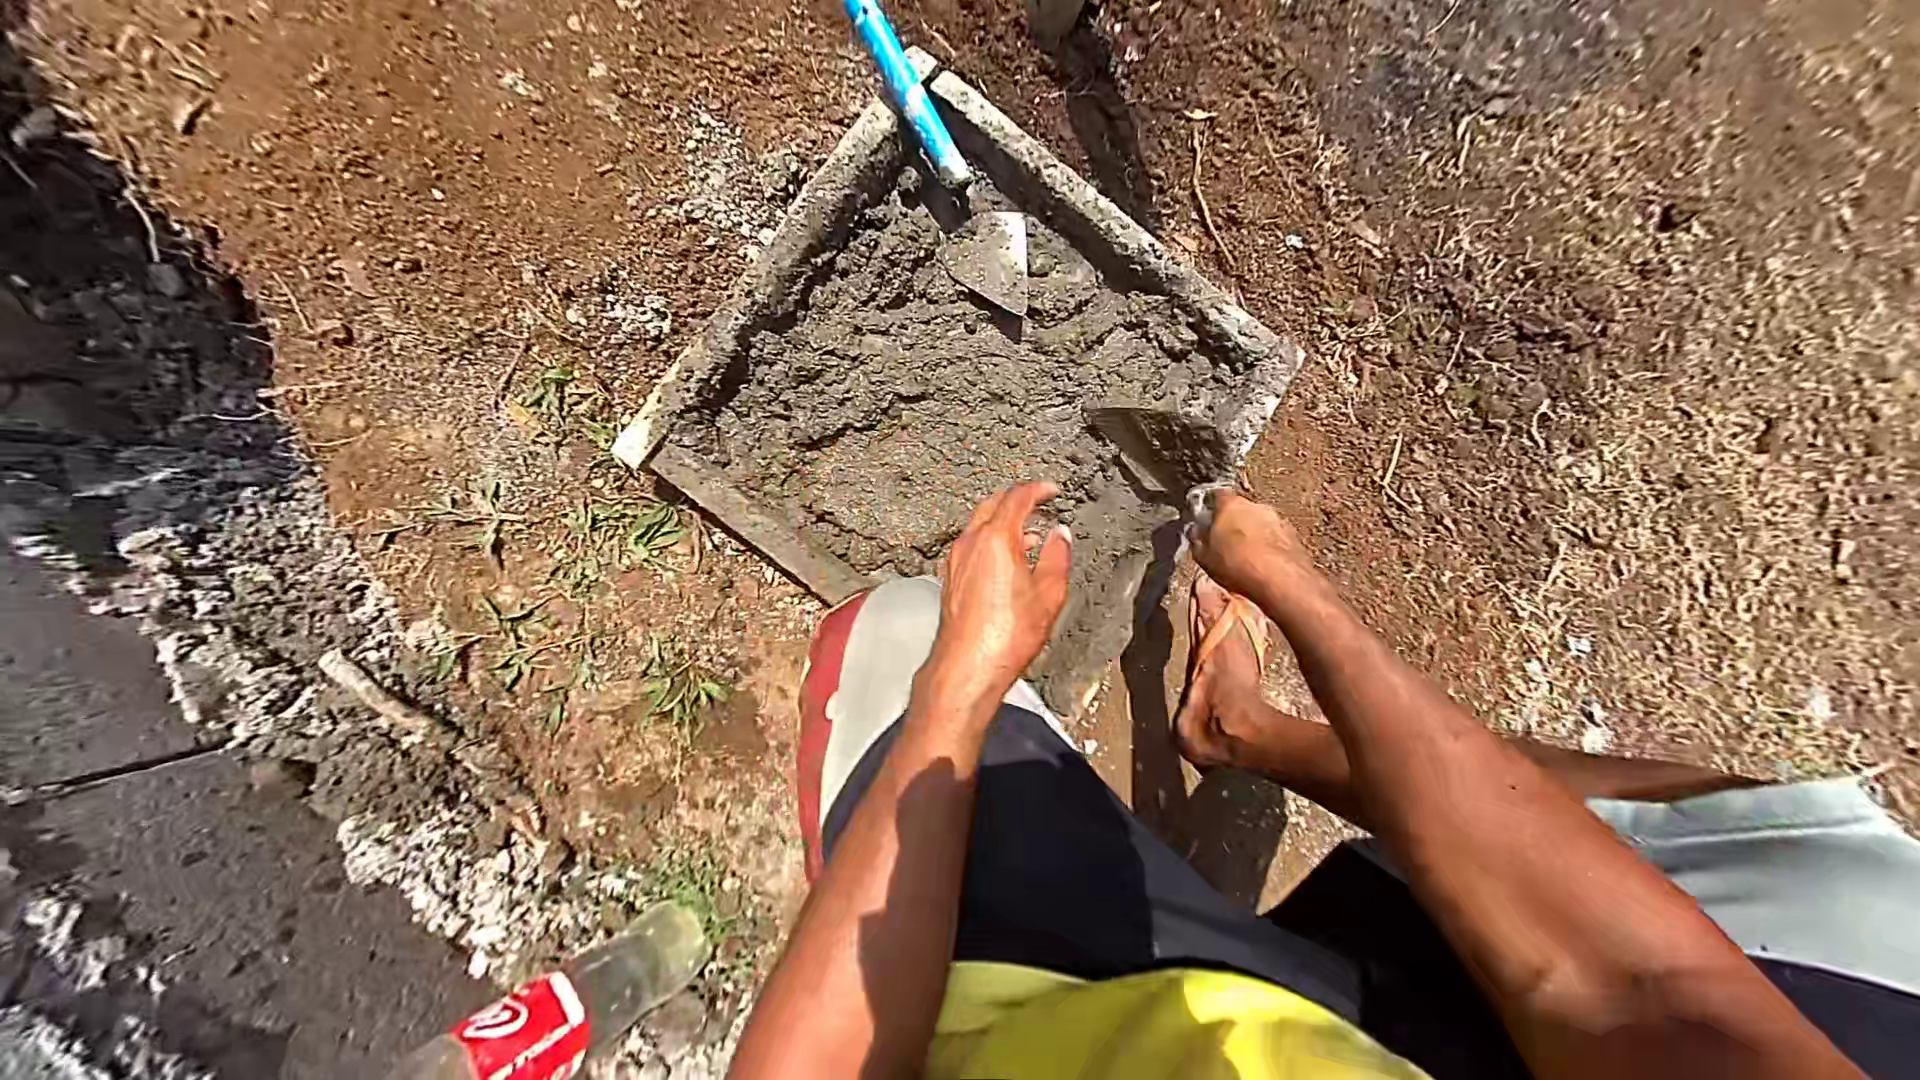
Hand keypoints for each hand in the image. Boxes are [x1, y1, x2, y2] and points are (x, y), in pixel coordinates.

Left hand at [917, 483, 1071, 715]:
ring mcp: (956, 560)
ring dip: (1002, 520)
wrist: (966, 666)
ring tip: (1028, 534)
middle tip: (1038, 503)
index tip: (1051, 490)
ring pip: (978, 524)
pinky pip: (971, 545)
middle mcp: (970, 543)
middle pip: (992, 504)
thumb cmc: (1004, 636)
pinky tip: (1004, 559)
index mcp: (996, 538)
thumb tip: (1060, 536)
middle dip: (1017, 499)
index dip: (1038, 490)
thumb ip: (1058, 556)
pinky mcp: (950, 578)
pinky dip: (989, 540)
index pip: (1017, 497)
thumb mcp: (1049, 593)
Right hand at [1187, 490, 1313, 598]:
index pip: (1217, 496)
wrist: (1279, 581)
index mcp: (1230, 505)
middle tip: (1223, 544)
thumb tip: (1196, 533)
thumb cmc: (1238, 565)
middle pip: (1240, 510)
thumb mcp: (1203, 556)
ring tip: (1244, 559)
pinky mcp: (1293, 536)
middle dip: (1232, 523)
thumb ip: (1198, 539)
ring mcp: (1277, 520)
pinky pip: (1274, 537)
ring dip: (1252, 535)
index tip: (1206, 522)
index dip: (1210, 509)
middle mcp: (1255, 506)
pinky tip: (1261, 565)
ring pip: (1259, 523)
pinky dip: (1267, 547)